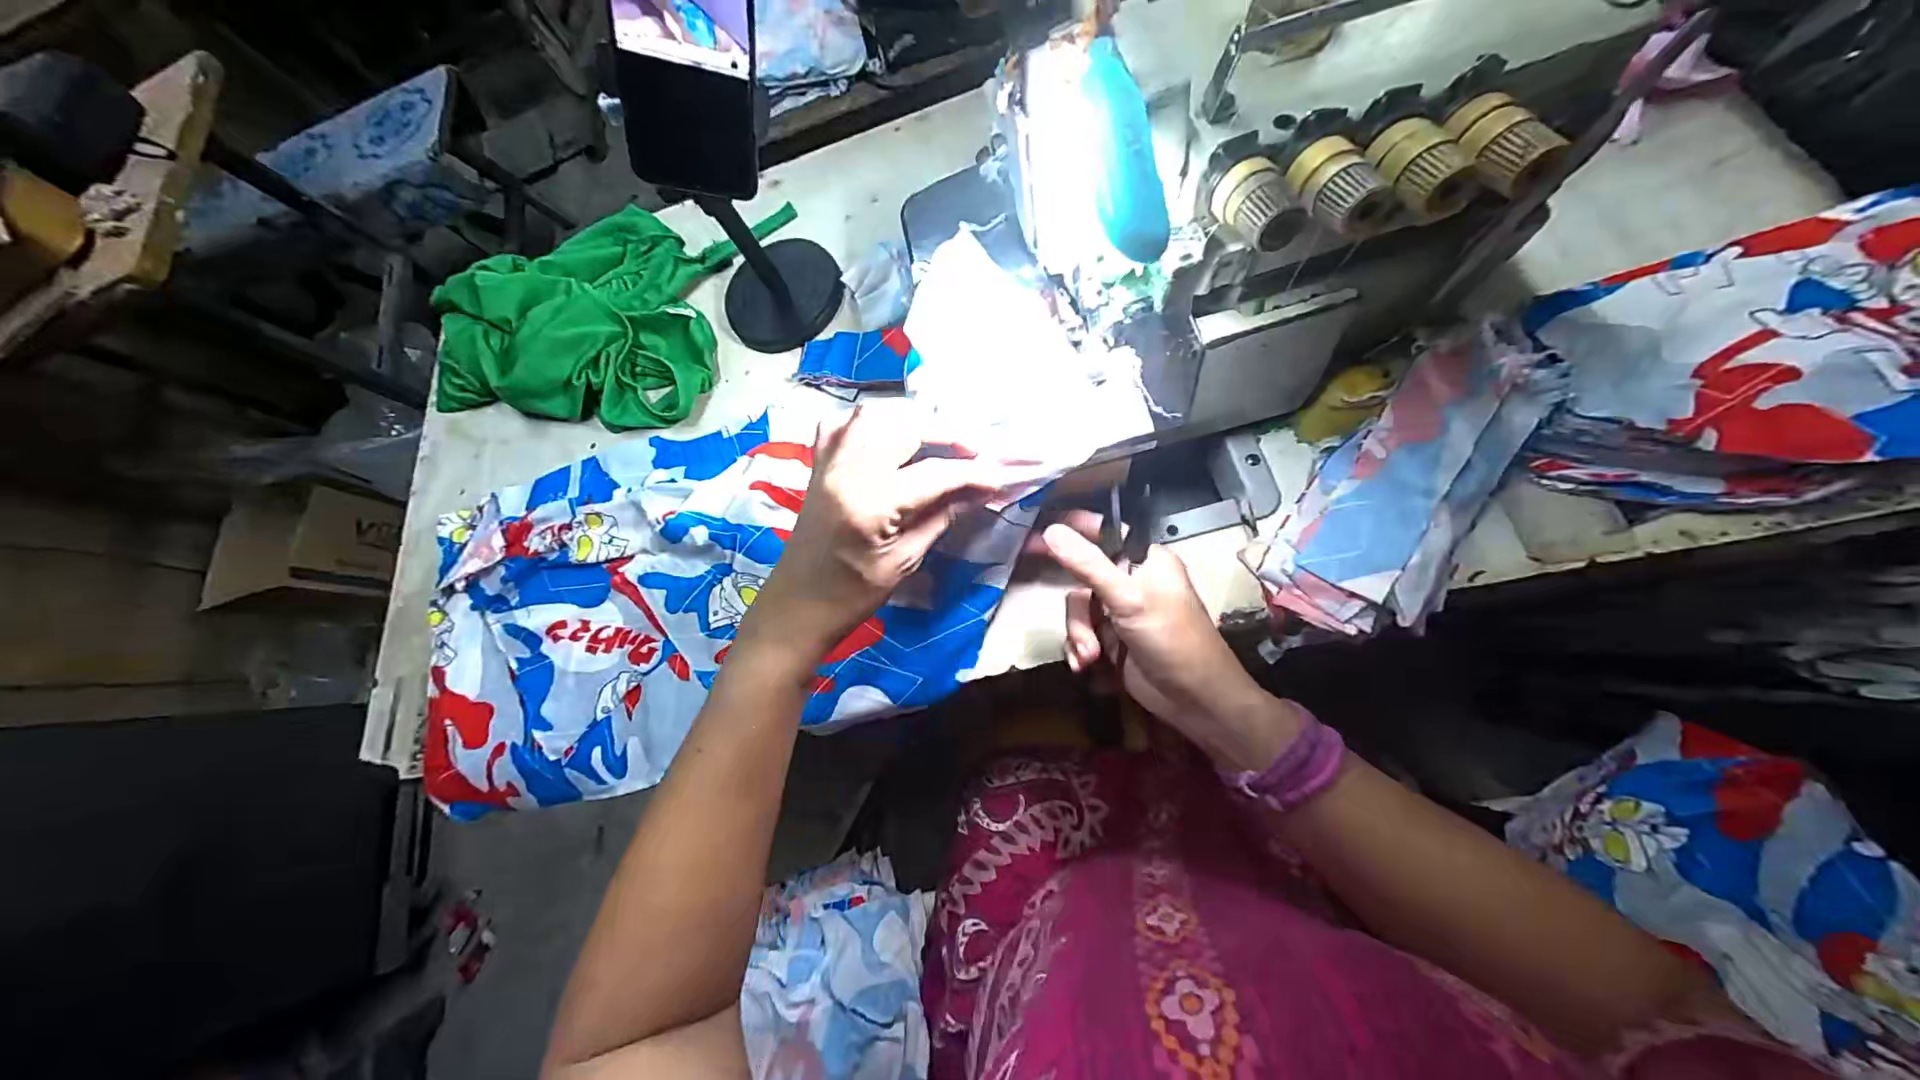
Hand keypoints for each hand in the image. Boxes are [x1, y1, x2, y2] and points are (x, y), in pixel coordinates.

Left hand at [739, 405, 992, 665]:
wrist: (797, 603)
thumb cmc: (852, 595)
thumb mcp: (905, 561)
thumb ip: (941, 517)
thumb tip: (979, 490)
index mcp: (871, 503)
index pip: (935, 473)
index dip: (972, 473)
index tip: (999, 477)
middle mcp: (848, 470)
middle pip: (907, 427)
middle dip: (947, 433)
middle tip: (974, 452)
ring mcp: (829, 461)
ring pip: (877, 414)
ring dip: (913, 420)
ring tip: (939, 440)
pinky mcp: (819, 462)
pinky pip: (847, 422)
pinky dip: (875, 421)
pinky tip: (892, 436)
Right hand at [1042, 523, 1305, 771]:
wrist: (1194, 701)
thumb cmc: (1172, 640)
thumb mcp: (1129, 599)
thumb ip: (1088, 564)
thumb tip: (1052, 529)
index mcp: (1146, 560)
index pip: (1104, 532)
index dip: (1072, 531)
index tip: (1038, 538)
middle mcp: (1132, 582)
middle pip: (1082, 579)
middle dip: (1079, 610)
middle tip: (1074, 624)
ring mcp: (1121, 613)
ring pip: (1079, 611)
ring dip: (1080, 635)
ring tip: (1092, 657)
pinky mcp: (1113, 641)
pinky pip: (1081, 635)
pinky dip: (1080, 650)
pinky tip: (1087, 666)